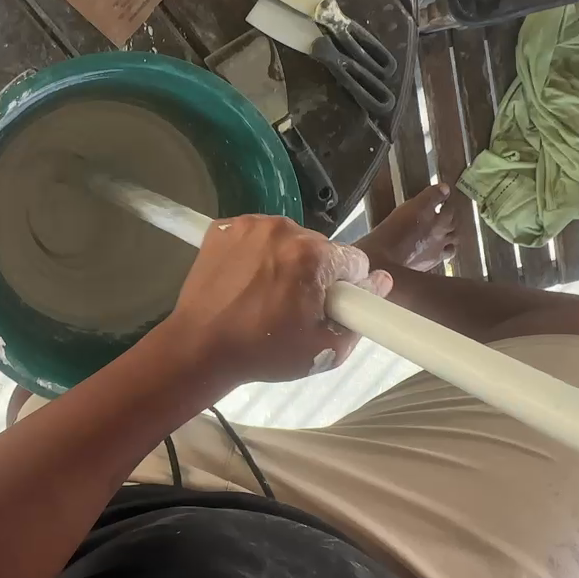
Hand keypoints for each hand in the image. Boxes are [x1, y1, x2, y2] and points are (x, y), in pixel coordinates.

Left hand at [155, 215, 391, 387]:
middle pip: (319, 247)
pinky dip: (256, 253)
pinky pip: (255, 236)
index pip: (354, 260)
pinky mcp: (223, 228)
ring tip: (266, 294)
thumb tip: (380, 282)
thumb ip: (361, 317)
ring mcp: (249, 225)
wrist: (198, 346)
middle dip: (315, 272)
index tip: (329, 305)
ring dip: (285, 260)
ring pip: (286, 239)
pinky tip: (245, 281)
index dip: (349, 286)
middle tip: (293, 305)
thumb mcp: (325, 350)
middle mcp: (282, 229)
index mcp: (312, 255)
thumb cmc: (262, 352)